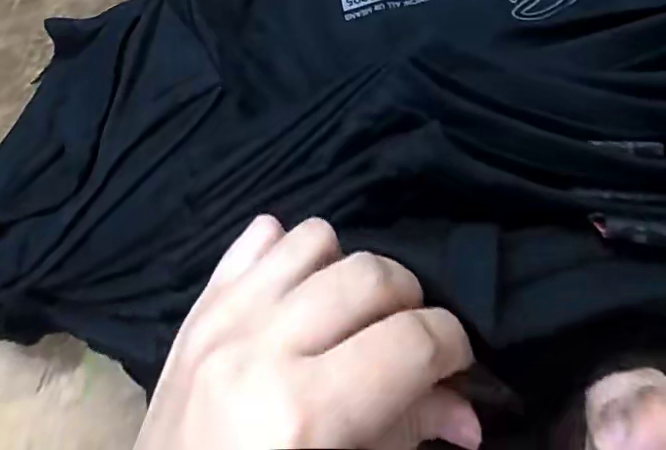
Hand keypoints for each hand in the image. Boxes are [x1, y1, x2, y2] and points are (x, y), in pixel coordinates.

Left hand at [134, 215, 481, 449]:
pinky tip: (297, 292)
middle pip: (368, 275)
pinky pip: (258, 235)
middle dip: (408, 299)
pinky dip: (289, 252)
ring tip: (351, 313)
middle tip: (410, 336)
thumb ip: (406, 434)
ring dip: (347, 268)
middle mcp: (262, 346)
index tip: (457, 359)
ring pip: (314, 237)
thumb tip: (465, 406)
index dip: (451, 344)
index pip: (408, 342)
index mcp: (304, 414)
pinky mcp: (200, 302)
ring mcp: (224, 314)